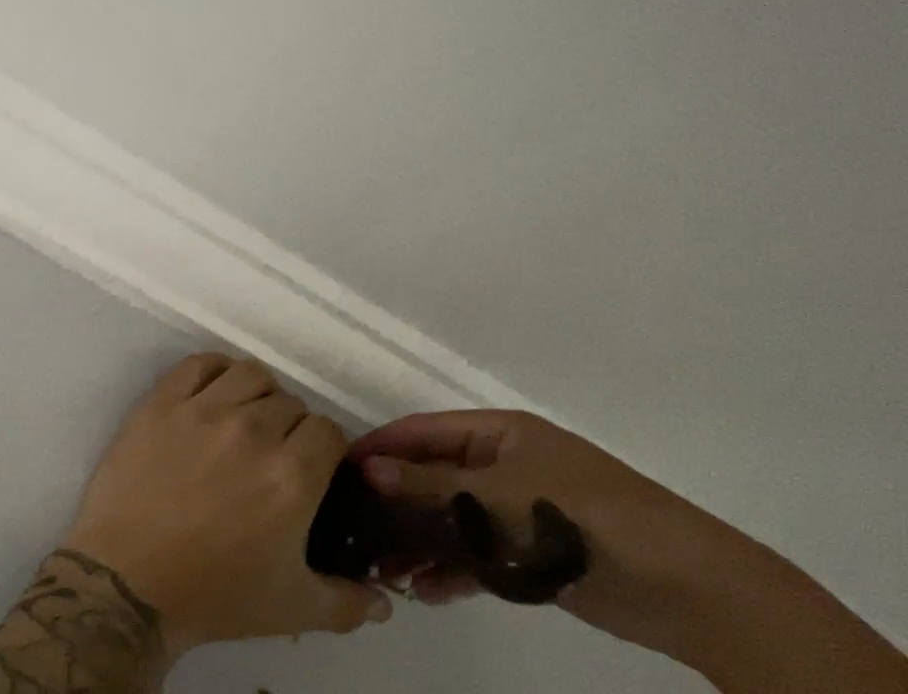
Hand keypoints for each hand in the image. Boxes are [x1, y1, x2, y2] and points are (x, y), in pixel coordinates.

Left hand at [63, 353, 390, 656]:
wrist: (128, 579)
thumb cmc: (214, 593)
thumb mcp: (295, 609)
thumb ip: (348, 601)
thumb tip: (384, 601)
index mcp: (293, 474)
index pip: (328, 431)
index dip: (324, 448)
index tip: (309, 468)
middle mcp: (252, 431)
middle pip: (290, 403)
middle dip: (290, 427)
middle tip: (271, 454)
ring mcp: (201, 411)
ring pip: (249, 374)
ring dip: (256, 393)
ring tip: (244, 419)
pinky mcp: (159, 403)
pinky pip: (197, 363)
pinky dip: (213, 370)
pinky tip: (212, 392)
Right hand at [349, 410, 745, 652]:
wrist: (687, 585)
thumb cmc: (587, 515)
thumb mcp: (502, 493)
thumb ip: (432, 482)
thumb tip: (365, 468)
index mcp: (500, 434)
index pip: (422, 432)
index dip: (380, 448)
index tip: (336, 469)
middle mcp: (503, 466)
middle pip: (431, 477)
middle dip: (393, 502)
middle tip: (353, 528)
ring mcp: (515, 511)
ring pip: (449, 519)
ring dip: (417, 542)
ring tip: (384, 570)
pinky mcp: (529, 553)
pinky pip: (475, 554)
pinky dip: (450, 570)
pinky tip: (426, 591)